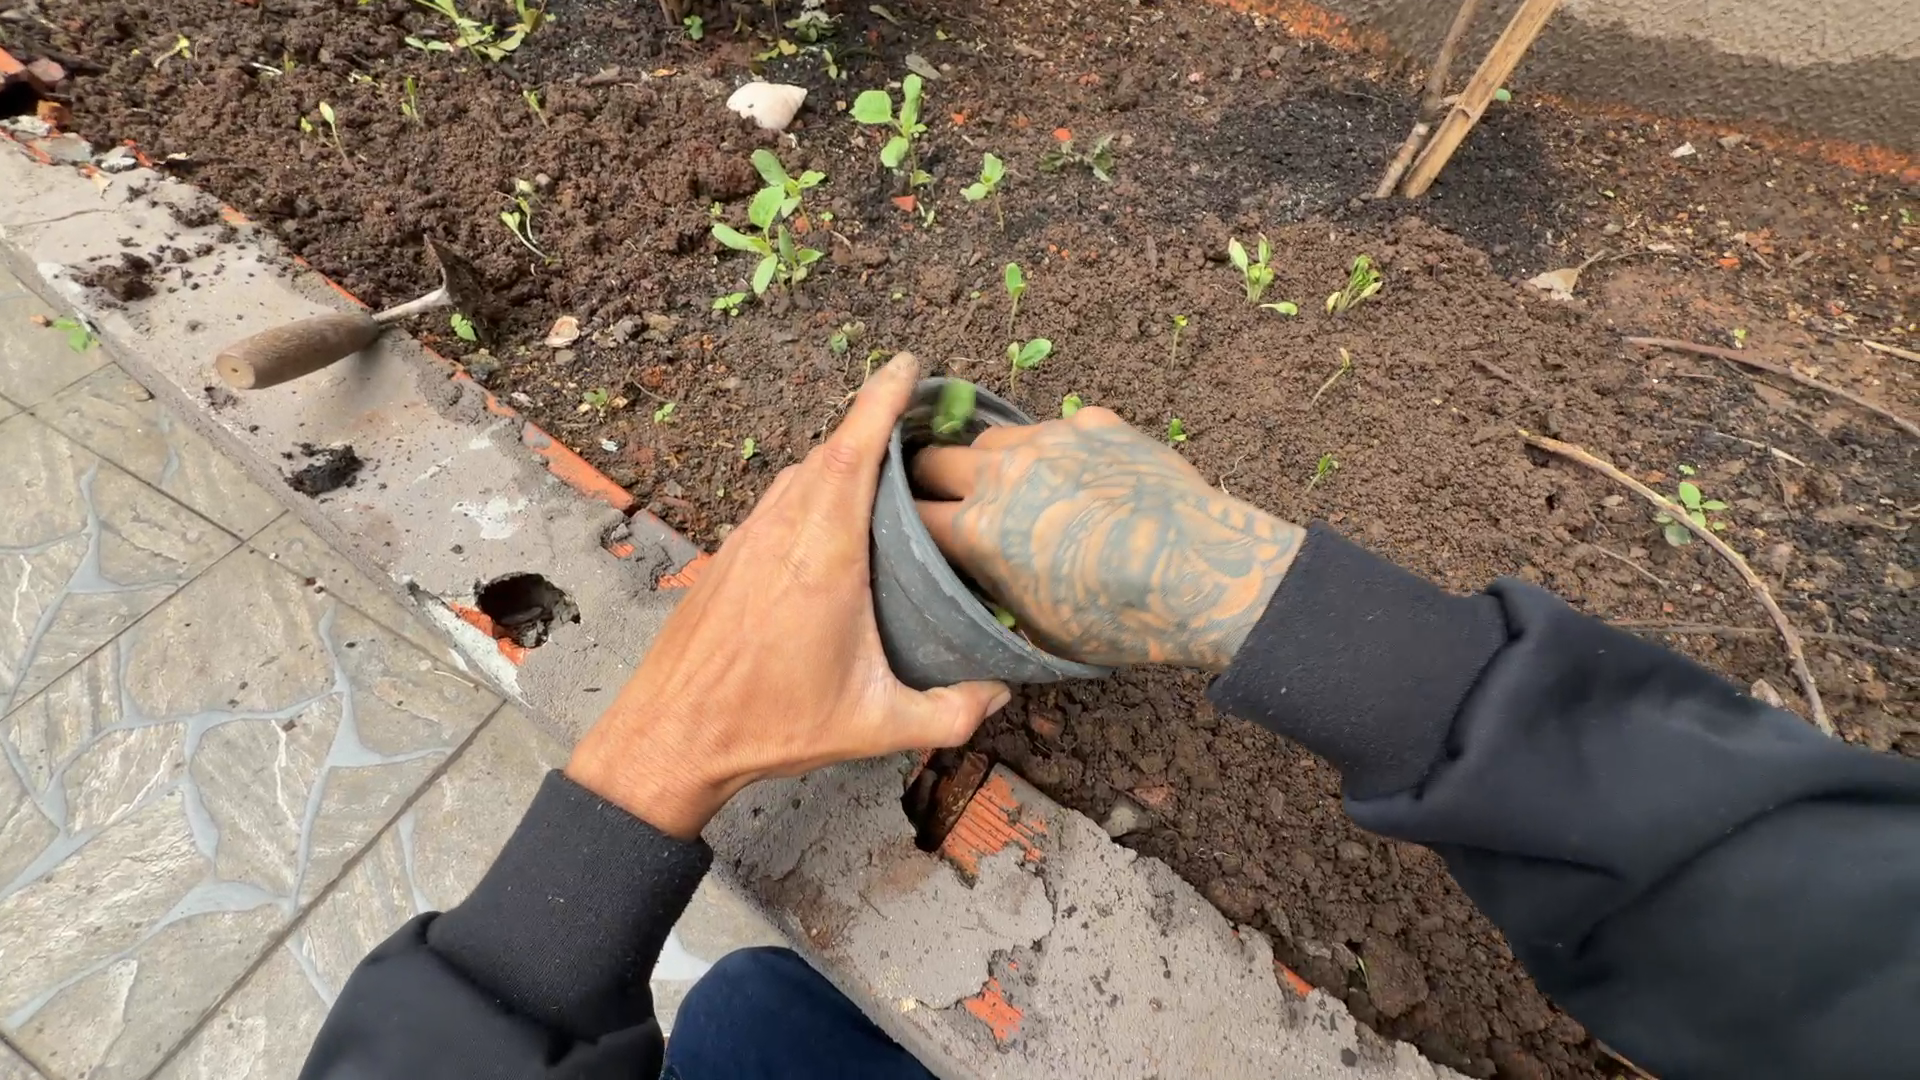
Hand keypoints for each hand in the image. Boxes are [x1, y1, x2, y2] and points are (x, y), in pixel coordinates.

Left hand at [567, 354, 1011, 839]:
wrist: (670, 736)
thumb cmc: (769, 726)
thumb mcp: (874, 729)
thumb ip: (949, 713)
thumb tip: (1000, 693)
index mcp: (823, 561)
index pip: (852, 456)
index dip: (880, 402)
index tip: (908, 367)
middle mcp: (783, 534)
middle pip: (830, 453)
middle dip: (874, 423)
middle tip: (917, 419)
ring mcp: (749, 539)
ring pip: (801, 472)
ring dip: (841, 455)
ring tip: (884, 464)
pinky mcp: (731, 553)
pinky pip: (779, 497)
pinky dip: (812, 484)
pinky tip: (830, 513)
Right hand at [913, 406, 1303, 670]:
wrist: (1203, 573)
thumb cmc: (1118, 618)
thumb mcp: (1038, 627)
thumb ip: (994, 588)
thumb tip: (980, 571)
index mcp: (978, 530)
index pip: (912, 517)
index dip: (906, 525)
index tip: (912, 530)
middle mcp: (1002, 475)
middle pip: (934, 460)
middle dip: (929, 481)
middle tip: (945, 498)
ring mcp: (1048, 440)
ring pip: (990, 438)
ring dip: (986, 460)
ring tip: (1010, 483)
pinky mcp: (1093, 423)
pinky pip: (1053, 428)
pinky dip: (1051, 450)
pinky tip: (1078, 474)